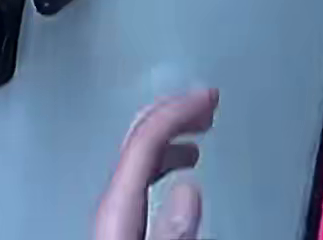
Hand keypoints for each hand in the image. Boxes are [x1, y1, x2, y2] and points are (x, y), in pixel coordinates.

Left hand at [93, 88, 218, 239]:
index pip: (147, 134)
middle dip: (176, 109)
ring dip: (175, 129)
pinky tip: (184, 160)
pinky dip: (168, 153)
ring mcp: (115, 204)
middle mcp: (113, 195)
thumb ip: (170, 231)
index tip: (209, 96)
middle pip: (142, 133)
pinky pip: (146, 171)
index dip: (179, 108)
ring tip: (203, 125)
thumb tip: (190, 189)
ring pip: (144, 150)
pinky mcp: (121, 219)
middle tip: (208, 100)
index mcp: (117, 200)